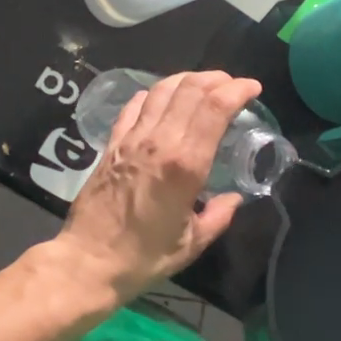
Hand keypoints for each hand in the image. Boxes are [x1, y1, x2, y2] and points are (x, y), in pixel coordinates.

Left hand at [48, 71, 262, 302]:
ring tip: (203, 84)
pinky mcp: (112, 144)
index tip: (252, 89)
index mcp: (185, 164)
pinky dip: (154, 93)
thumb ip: (218, 216)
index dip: (237, 90)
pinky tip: (163, 97)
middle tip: (232, 85)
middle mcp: (159, 142)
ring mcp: (132, 139)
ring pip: (162, 90)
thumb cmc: (144, 257)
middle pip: (191, 89)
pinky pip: (135, 106)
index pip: (215, 108)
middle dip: (217, 79)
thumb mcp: (192, 243)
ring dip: (187, 79)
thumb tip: (233, 199)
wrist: (88, 261)